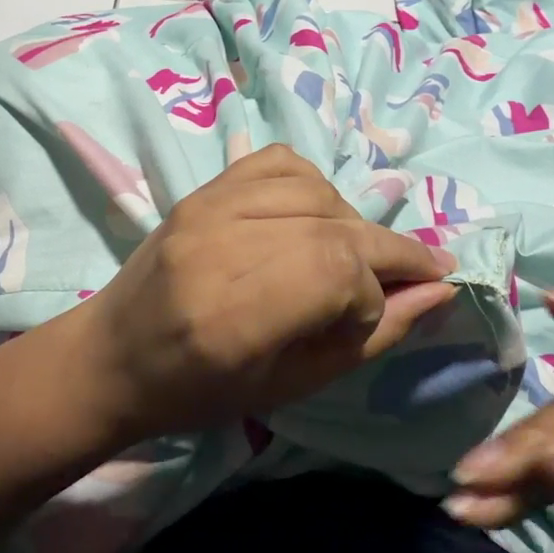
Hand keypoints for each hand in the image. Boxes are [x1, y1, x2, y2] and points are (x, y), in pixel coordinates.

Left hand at [70, 144, 457, 440]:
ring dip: (352, 221)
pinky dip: (315, 183)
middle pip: (334, 225)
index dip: (374, 291)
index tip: (371, 318)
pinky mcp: (204, 187)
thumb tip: (439, 291)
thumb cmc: (200, 392)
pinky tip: (318, 215)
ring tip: (355, 255)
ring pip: (317, 190)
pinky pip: (281, 160)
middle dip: (386, 252)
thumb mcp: (290, 386)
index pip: (337, 269)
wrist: (113, 356)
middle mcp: (219, 245)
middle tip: (416, 273)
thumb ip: (369, 338)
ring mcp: (207, 206)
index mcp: (232, 315)